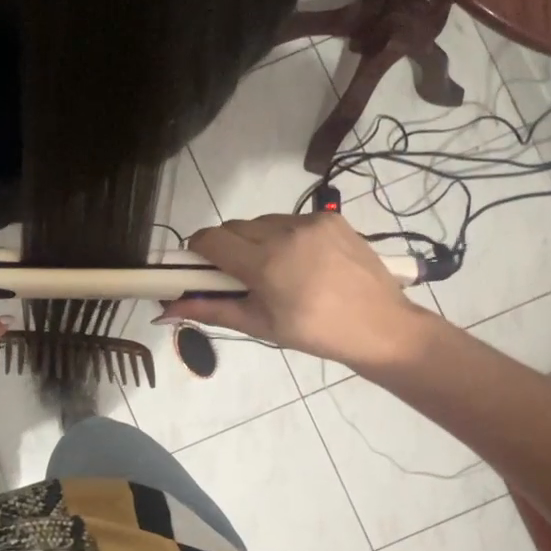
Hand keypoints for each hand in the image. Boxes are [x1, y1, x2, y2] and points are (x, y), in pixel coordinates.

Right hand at [160, 214, 430, 367]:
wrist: (382, 326)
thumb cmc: (315, 333)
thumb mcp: (260, 325)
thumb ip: (211, 309)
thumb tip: (168, 308)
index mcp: (266, 264)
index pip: (209, 240)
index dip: (196, 252)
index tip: (200, 269)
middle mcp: (285, 233)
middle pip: (231, 228)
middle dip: (225, 248)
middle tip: (237, 276)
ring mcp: (310, 222)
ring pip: (259, 221)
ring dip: (254, 240)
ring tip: (273, 270)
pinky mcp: (330, 217)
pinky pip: (288, 219)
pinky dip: (282, 236)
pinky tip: (299, 260)